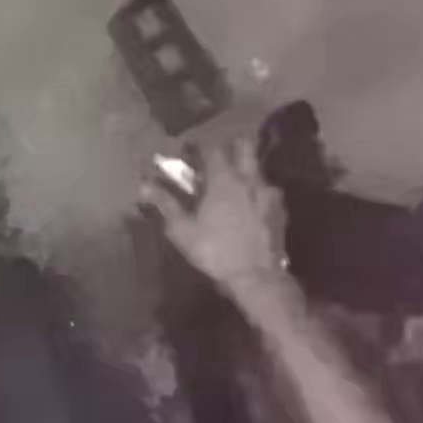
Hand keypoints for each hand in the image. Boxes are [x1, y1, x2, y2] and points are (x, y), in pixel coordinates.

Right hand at [143, 138, 292, 299]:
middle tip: (215, 161)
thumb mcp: (182, 230)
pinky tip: (248, 208)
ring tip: (231, 187)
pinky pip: (267, 192)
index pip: (212, 149)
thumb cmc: (214, 250)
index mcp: (223, 180)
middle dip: (229, 147)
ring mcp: (269, 193)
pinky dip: (255, 193)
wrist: (256, 276)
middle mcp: (249, 178)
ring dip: (243, 171)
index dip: (198, 147)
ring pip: (257, 169)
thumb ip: (165, 204)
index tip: (188, 149)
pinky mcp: (280, 210)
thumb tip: (143, 185)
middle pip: (243, 147)